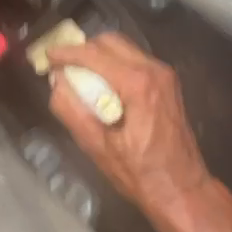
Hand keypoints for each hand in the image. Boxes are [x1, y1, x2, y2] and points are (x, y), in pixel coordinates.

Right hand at [46, 33, 212, 216]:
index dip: (68, 52)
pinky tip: (102, 82)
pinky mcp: (168, 82)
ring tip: (78, 72)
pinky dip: (114, 62)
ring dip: (99, 54)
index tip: (48, 56)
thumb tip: (56, 80)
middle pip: (110, 41)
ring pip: (124, 47)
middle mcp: (154, 70)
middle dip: (83, 49)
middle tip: (63, 65)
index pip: (95, 54)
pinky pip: (134, 59)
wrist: (184, 190)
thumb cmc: (140, 174)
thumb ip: (71, 110)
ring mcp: (164, 74)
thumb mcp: (97, 147)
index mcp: (138, 84)